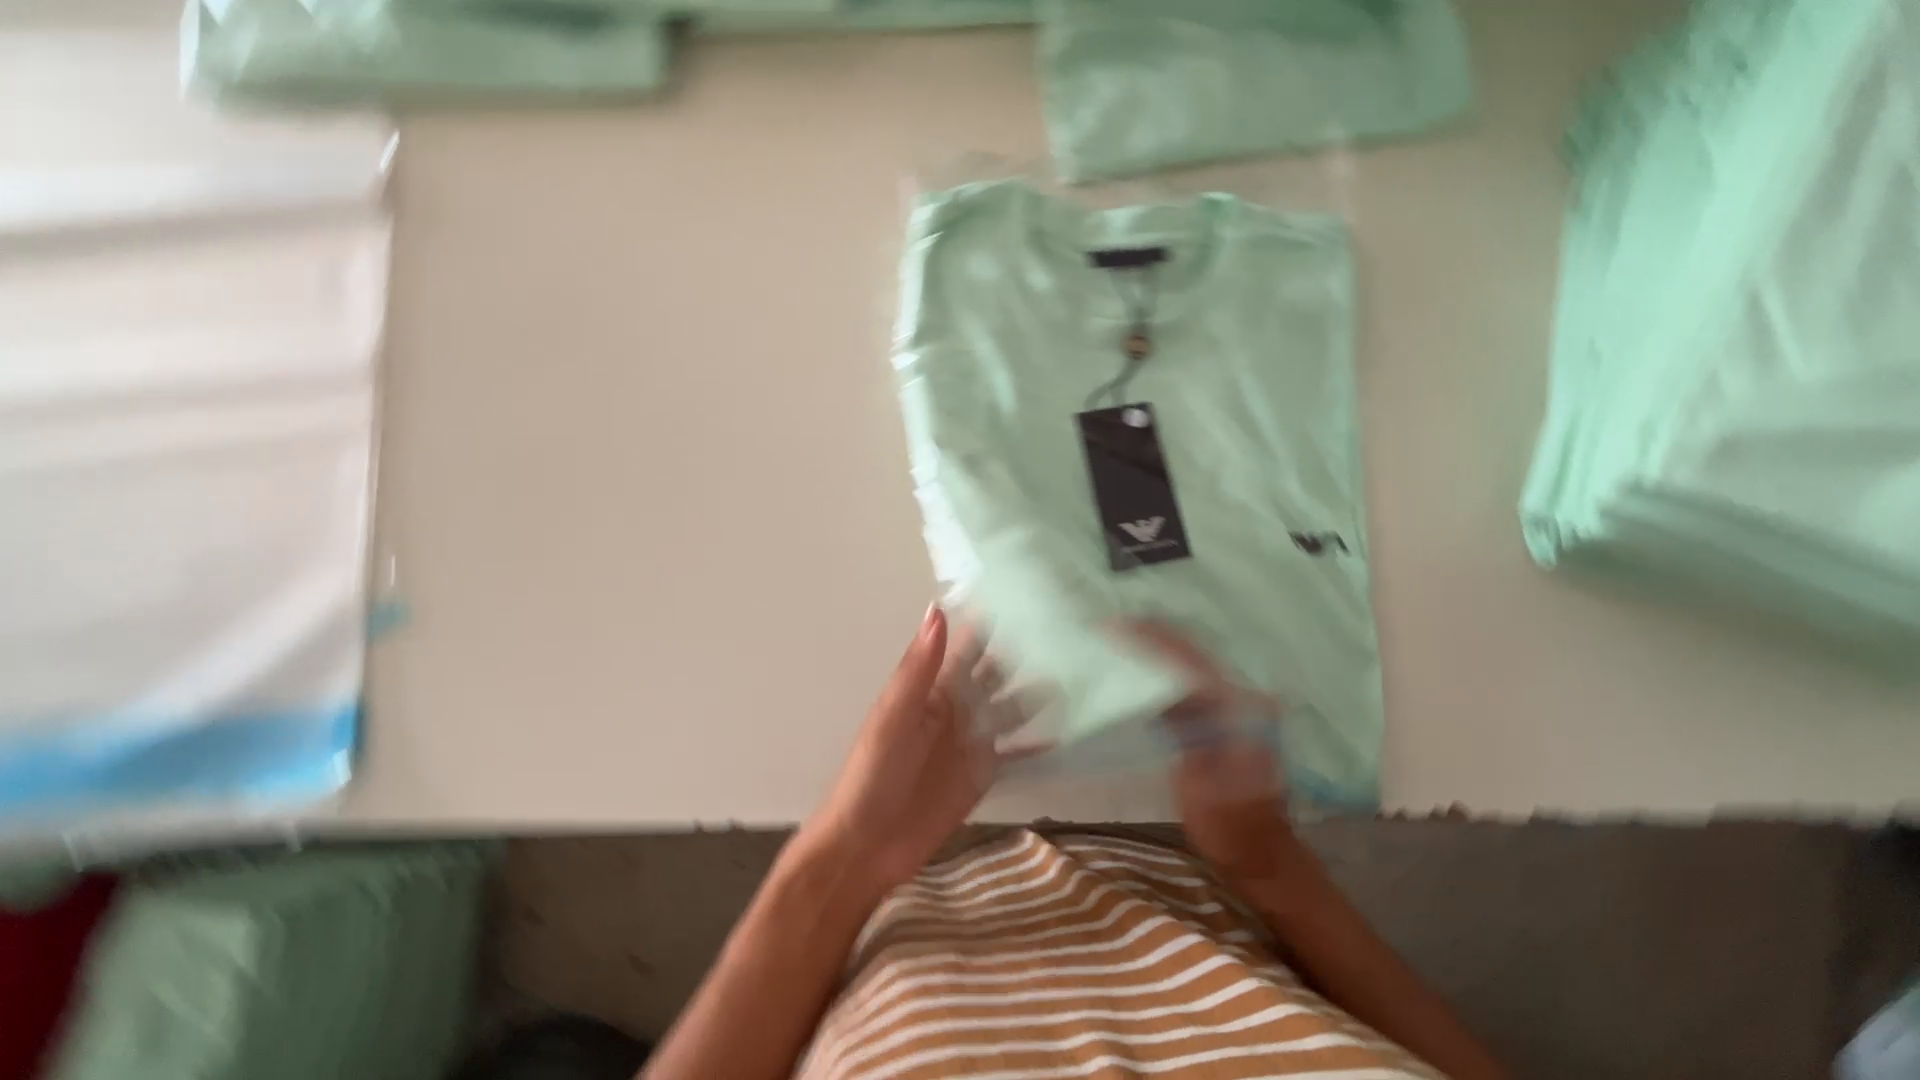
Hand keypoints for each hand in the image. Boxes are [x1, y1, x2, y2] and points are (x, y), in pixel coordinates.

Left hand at [803, 606, 1047, 894]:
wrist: (868, 846)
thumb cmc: (873, 774)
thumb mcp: (894, 716)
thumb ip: (919, 667)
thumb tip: (938, 607)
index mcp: (931, 689)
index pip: (967, 645)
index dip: (992, 620)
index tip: (1030, 591)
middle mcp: (956, 708)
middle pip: (996, 673)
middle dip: (1026, 652)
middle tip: (1073, 628)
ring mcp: (972, 741)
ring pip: (1012, 709)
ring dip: (1039, 693)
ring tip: (1083, 672)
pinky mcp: (984, 775)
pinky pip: (1017, 754)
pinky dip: (1039, 745)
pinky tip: (1069, 734)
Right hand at [1127, 621, 1305, 889]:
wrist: (1262, 856)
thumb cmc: (1231, 829)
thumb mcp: (1202, 788)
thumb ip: (1187, 735)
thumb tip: (1165, 692)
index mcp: (1240, 713)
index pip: (1192, 664)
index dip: (1155, 642)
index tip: (1120, 627)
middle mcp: (1242, 702)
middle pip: (1194, 656)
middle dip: (1155, 636)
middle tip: (1114, 623)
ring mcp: (1235, 712)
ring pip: (1192, 668)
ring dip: (1159, 650)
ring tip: (1121, 635)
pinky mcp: (1223, 724)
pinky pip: (1191, 687)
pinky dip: (1164, 673)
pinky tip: (1139, 668)